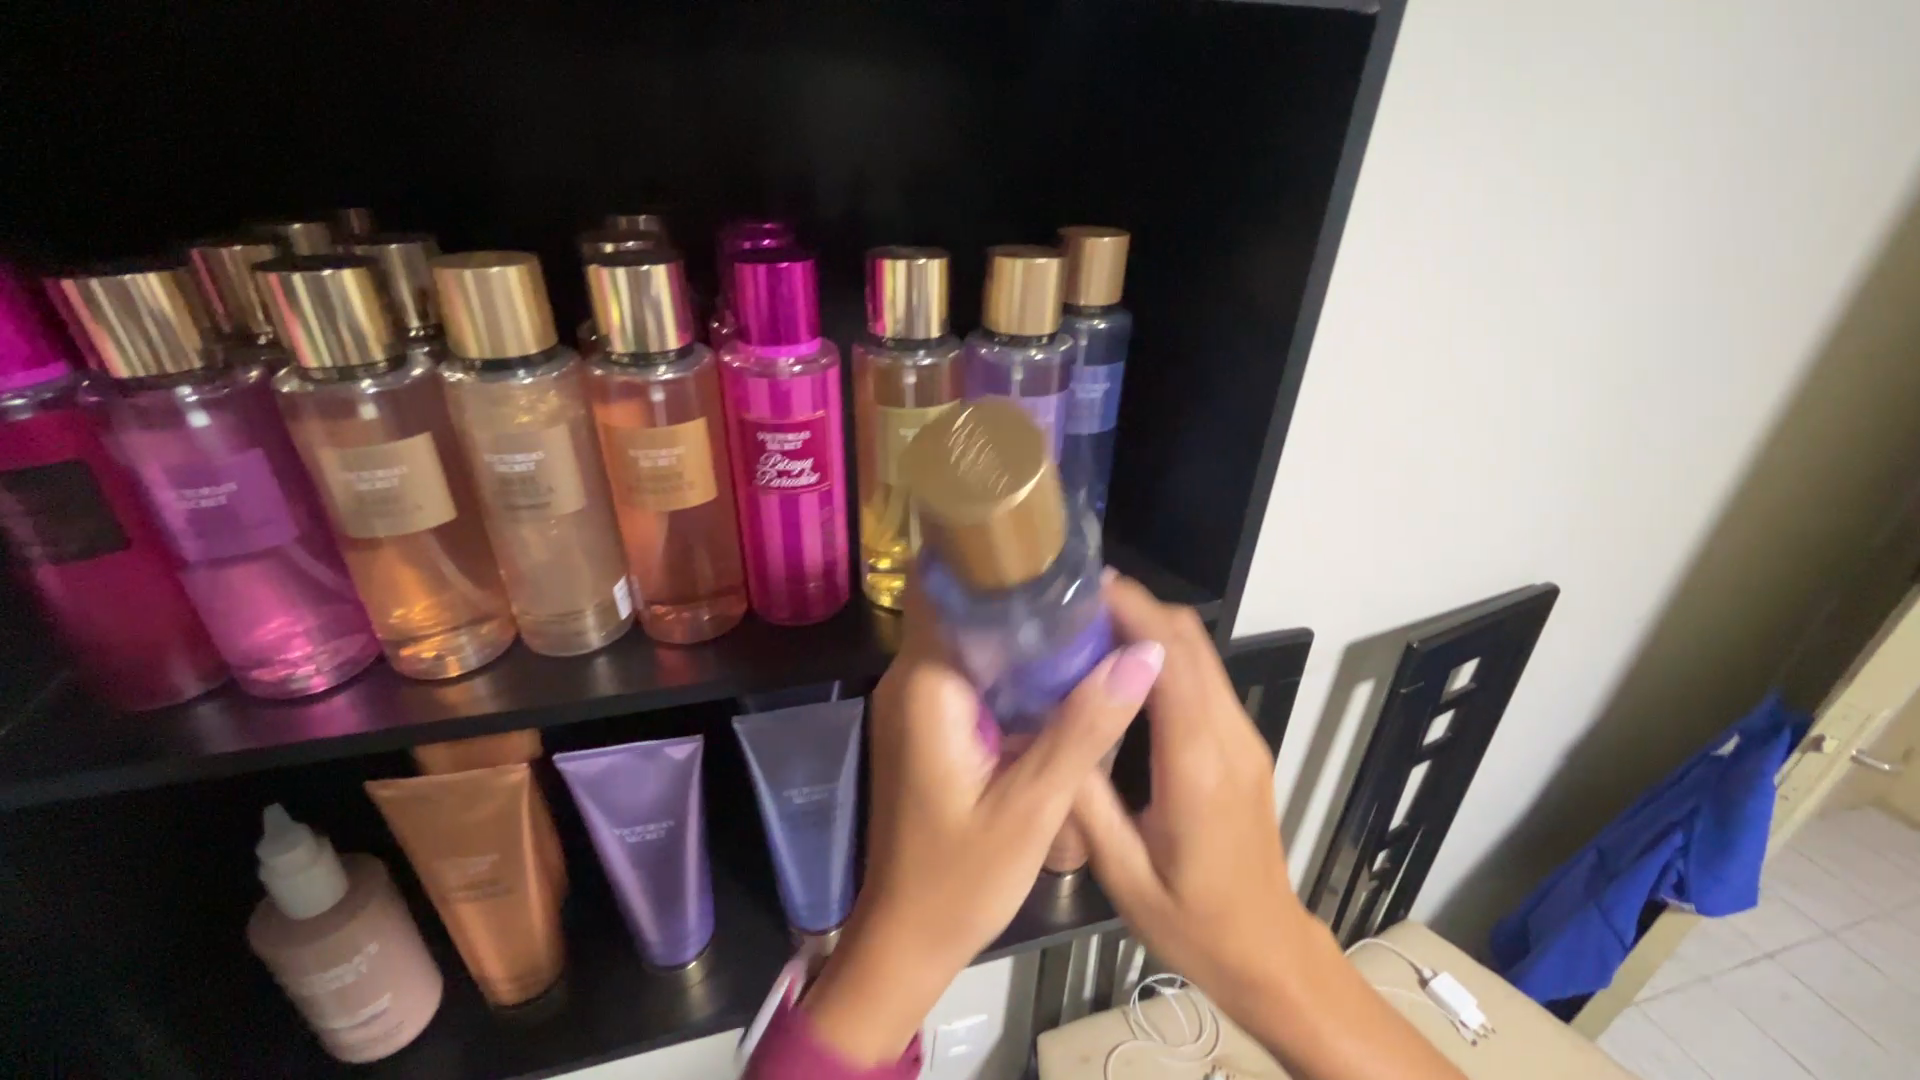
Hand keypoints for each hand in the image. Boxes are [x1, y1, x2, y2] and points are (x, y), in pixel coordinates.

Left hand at [802, 583, 1164, 1065]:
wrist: (908, 938)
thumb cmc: (960, 879)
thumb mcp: (1032, 807)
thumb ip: (1083, 727)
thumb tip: (1144, 654)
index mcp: (927, 687)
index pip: (950, 591)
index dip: (999, 562)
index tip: (1056, 549)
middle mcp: (912, 682)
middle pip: (964, 610)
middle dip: (1022, 595)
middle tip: (1090, 586)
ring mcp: (920, 704)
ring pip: (971, 641)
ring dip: (1022, 632)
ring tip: (1087, 618)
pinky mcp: (931, 726)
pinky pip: (973, 676)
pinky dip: (1013, 668)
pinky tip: (1061, 674)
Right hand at [1069, 575, 1303, 1012]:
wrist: (1271, 954)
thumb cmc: (1192, 923)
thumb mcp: (1122, 874)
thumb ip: (1085, 798)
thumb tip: (1046, 727)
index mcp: (1196, 767)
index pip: (1170, 662)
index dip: (1131, 612)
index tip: (1081, 588)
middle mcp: (1230, 738)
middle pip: (1191, 642)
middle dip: (1137, 607)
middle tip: (1072, 602)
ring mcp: (1244, 738)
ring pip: (1202, 653)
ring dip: (1151, 626)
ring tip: (1088, 625)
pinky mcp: (1244, 745)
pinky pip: (1205, 678)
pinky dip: (1166, 654)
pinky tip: (1122, 667)